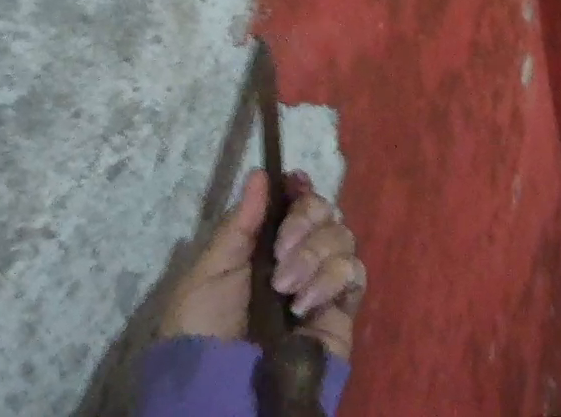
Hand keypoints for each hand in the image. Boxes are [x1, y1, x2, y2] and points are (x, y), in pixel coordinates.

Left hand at [158, 170, 365, 360]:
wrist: (221, 386)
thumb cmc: (205, 328)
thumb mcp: (210, 272)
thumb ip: (241, 224)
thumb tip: (261, 173)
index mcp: (266, 243)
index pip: (297, 200)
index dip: (300, 188)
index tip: (294, 182)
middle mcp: (299, 255)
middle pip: (325, 211)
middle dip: (305, 221)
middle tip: (280, 250)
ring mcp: (323, 280)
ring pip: (343, 236)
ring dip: (313, 254)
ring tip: (284, 289)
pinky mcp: (343, 308)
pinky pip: (355, 272)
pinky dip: (331, 278)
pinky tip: (304, 303)